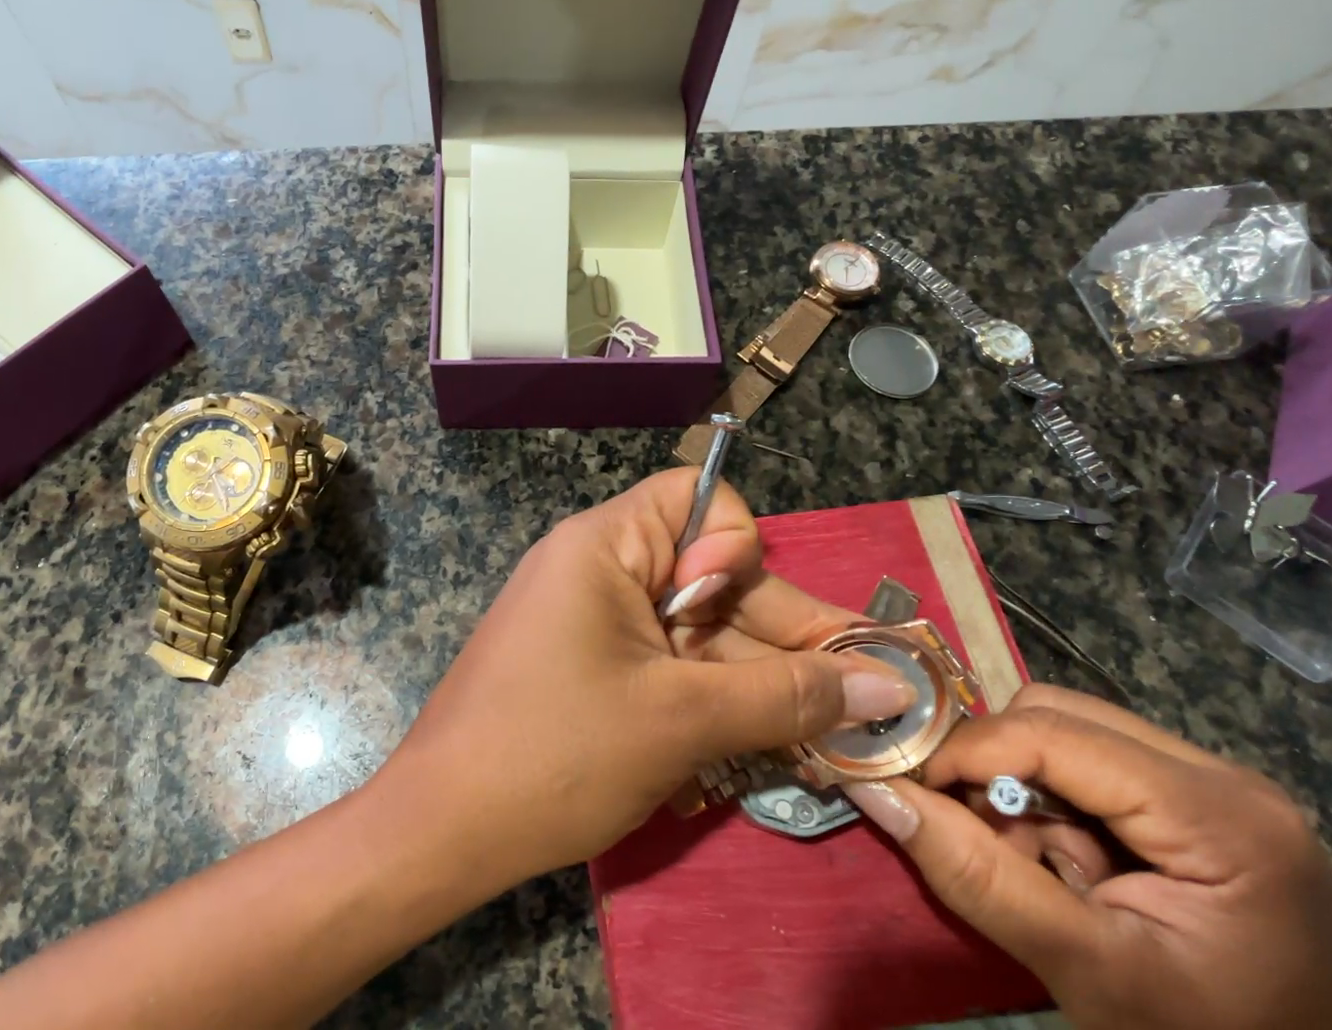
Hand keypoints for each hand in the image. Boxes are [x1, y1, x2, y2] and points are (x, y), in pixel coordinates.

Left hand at [378, 469, 915, 885]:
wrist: (442, 833)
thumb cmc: (557, 755)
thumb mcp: (682, 721)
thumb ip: (788, 696)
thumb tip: (890, 683)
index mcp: (603, 547)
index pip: (697, 498)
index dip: (738, 547)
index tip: (740, 611)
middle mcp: (597, 572)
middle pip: (711, 579)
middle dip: (781, 637)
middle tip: (863, 694)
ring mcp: (592, 627)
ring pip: (696, 634)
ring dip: (756, 682)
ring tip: (830, 736)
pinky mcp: (590, 674)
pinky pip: (667, 669)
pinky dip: (712, 702)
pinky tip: (763, 748)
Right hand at [846, 685, 1331, 1029]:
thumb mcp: (1086, 971)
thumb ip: (980, 878)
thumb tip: (875, 792)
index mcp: (1219, 813)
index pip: (1053, 732)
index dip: (966, 753)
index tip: (910, 796)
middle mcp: (1225, 777)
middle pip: (1061, 716)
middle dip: (995, 768)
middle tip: (978, 838)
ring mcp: (1219, 790)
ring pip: (1070, 734)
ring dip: (1020, 787)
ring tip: (1032, 864)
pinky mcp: (1204, 809)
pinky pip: (1095, 768)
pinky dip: (1052, 805)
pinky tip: (1066, 864)